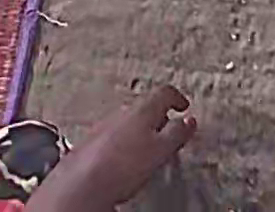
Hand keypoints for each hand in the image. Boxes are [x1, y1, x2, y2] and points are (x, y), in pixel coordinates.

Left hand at [28, 86, 195, 211]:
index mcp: (143, 108)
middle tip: (170, 125)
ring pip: (131, 118)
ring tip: (150, 144)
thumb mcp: (160, 150)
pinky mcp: (94, 140)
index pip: (165, 92)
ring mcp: (108, 123)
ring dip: (143, 127)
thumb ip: (177, 133)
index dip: (177, 98)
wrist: (83, 182)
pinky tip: (127, 156)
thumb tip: (190, 120)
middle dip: (160, 114)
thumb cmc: (122, 165)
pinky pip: (117, 132)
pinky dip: (127, 138)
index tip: (184, 105)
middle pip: (147, 104)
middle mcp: (125, 111)